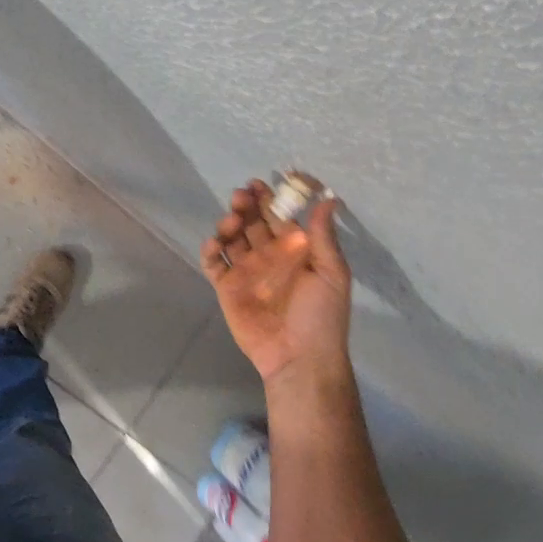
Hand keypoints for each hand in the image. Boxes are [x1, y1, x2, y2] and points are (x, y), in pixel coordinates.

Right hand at [201, 177, 352, 384]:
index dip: (268, 199)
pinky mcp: (227, 287)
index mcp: (293, 249)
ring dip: (228, 223)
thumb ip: (323, 237)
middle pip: (251, 222)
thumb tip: (329, 199)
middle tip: (241, 196)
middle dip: (245, 205)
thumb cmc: (321, 315)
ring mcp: (245, 270)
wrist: (300, 357)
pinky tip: (215, 244)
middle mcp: (267, 255)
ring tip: (231, 220)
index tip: (259, 184)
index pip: (277, 216)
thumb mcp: (332, 273)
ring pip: (231, 237)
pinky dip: (210, 250)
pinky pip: (213, 263)